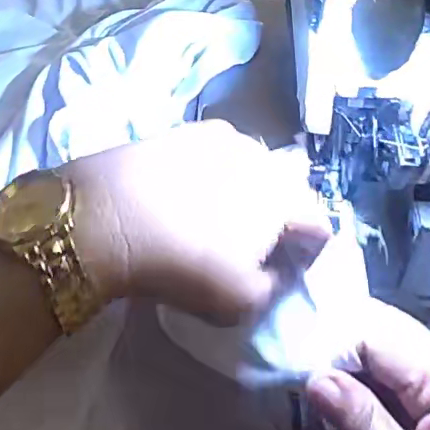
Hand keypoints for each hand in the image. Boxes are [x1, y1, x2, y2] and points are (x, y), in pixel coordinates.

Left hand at [61, 120, 331, 324]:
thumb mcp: (238, 301)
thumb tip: (282, 270)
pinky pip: (222, 151)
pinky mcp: (195, 128)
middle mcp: (268, 158)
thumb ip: (276, 287)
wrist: (110, 215)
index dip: (308, 248)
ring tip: (212, 212)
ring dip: (246, 187)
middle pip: (288, 191)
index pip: (320, 223)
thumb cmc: (182, 262)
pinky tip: (187, 189)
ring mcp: (232, 136)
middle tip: (247, 241)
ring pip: (255, 167)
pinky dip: (216, 168)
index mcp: (287, 199)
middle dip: (277, 214)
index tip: (284, 264)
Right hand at [306, 300, 429, 429]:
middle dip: (342, 362)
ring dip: (355, 390)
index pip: (375, 328)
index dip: (333, 344)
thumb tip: (315, 376)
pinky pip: (401, 393)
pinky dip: (374, 410)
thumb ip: (367, 426)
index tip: (295, 371)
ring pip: (387, 365)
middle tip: (311, 401)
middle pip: (382, 338)